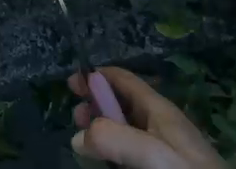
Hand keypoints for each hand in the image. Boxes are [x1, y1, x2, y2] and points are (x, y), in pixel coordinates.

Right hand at [67, 67, 226, 168]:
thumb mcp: (150, 152)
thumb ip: (112, 138)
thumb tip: (77, 138)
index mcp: (159, 108)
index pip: (122, 78)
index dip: (95, 76)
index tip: (71, 87)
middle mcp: (160, 124)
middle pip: (120, 103)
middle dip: (95, 107)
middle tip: (78, 123)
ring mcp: (163, 149)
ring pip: (125, 130)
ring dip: (103, 132)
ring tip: (89, 147)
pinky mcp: (163, 167)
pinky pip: (134, 154)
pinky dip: (116, 153)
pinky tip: (108, 163)